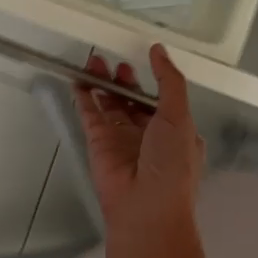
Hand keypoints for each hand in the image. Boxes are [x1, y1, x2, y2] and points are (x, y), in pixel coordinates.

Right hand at [72, 44, 205, 228]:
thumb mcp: (179, 118)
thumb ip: (169, 82)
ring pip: (110, 104)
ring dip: (103, 83)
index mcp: (175, 132)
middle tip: (113, 60)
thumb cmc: (171, 163)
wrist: (145, 207)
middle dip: (124, 80)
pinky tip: (78, 79)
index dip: (153, 81)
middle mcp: (148, 135)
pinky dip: (83, 96)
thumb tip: (159, 50)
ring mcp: (121, 138)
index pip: (163, 101)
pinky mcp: (98, 141)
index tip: (142, 58)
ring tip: (94, 61)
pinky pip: (89, 113)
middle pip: (133, 100)